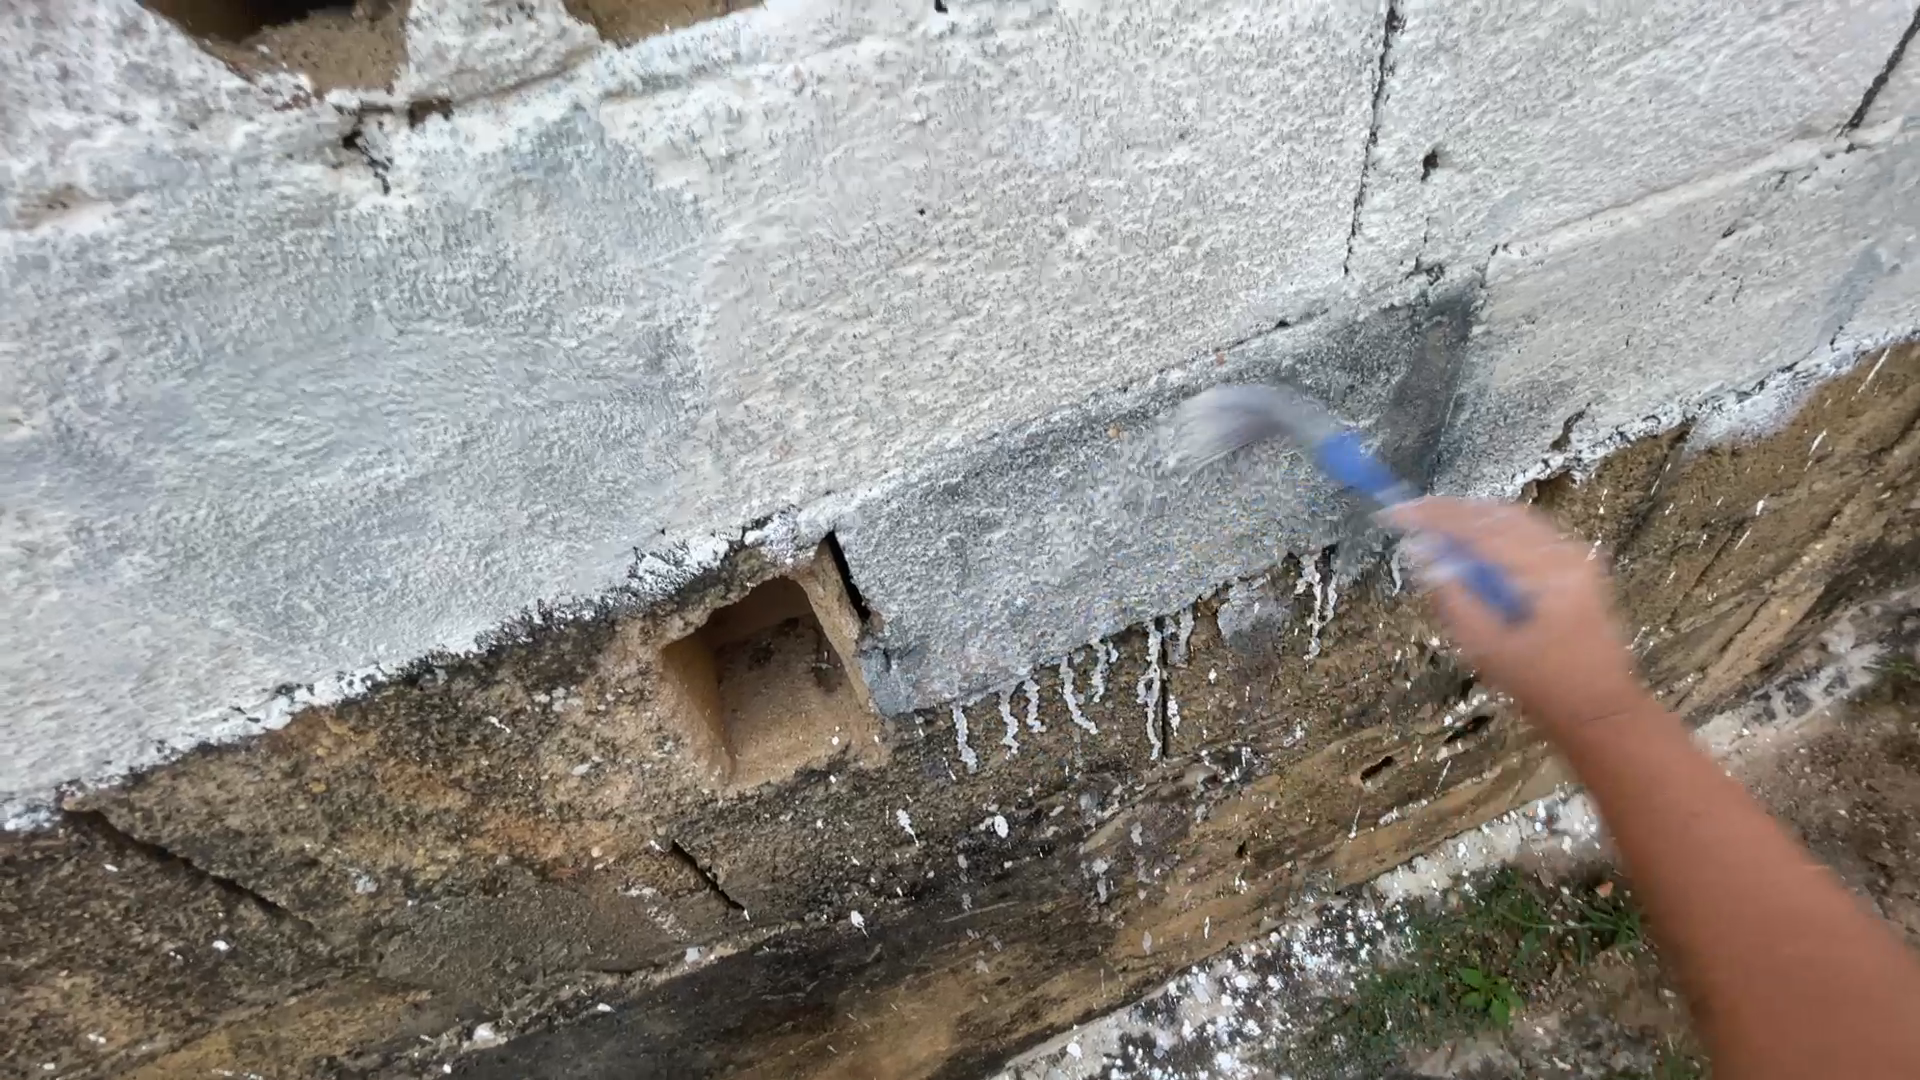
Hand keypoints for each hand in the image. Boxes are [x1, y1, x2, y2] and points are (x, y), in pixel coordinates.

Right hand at [1380, 497, 1648, 742]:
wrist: (1598, 706)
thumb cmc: (1536, 681)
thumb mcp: (1481, 644)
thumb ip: (1449, 594)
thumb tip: (1420, 552)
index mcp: (1543, 573)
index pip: (1477, 530)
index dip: (1431, 517)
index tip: (1393, 513)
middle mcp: (1564, 554)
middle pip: (1496, 514)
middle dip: (1447, 509)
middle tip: (1405, 512)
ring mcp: (1575, 556)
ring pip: (1512, 517)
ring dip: (1468, 515)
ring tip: (1429, 519)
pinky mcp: (1575, 564)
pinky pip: (1527, 530)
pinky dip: (1491, 526)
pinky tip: (1468, 534)